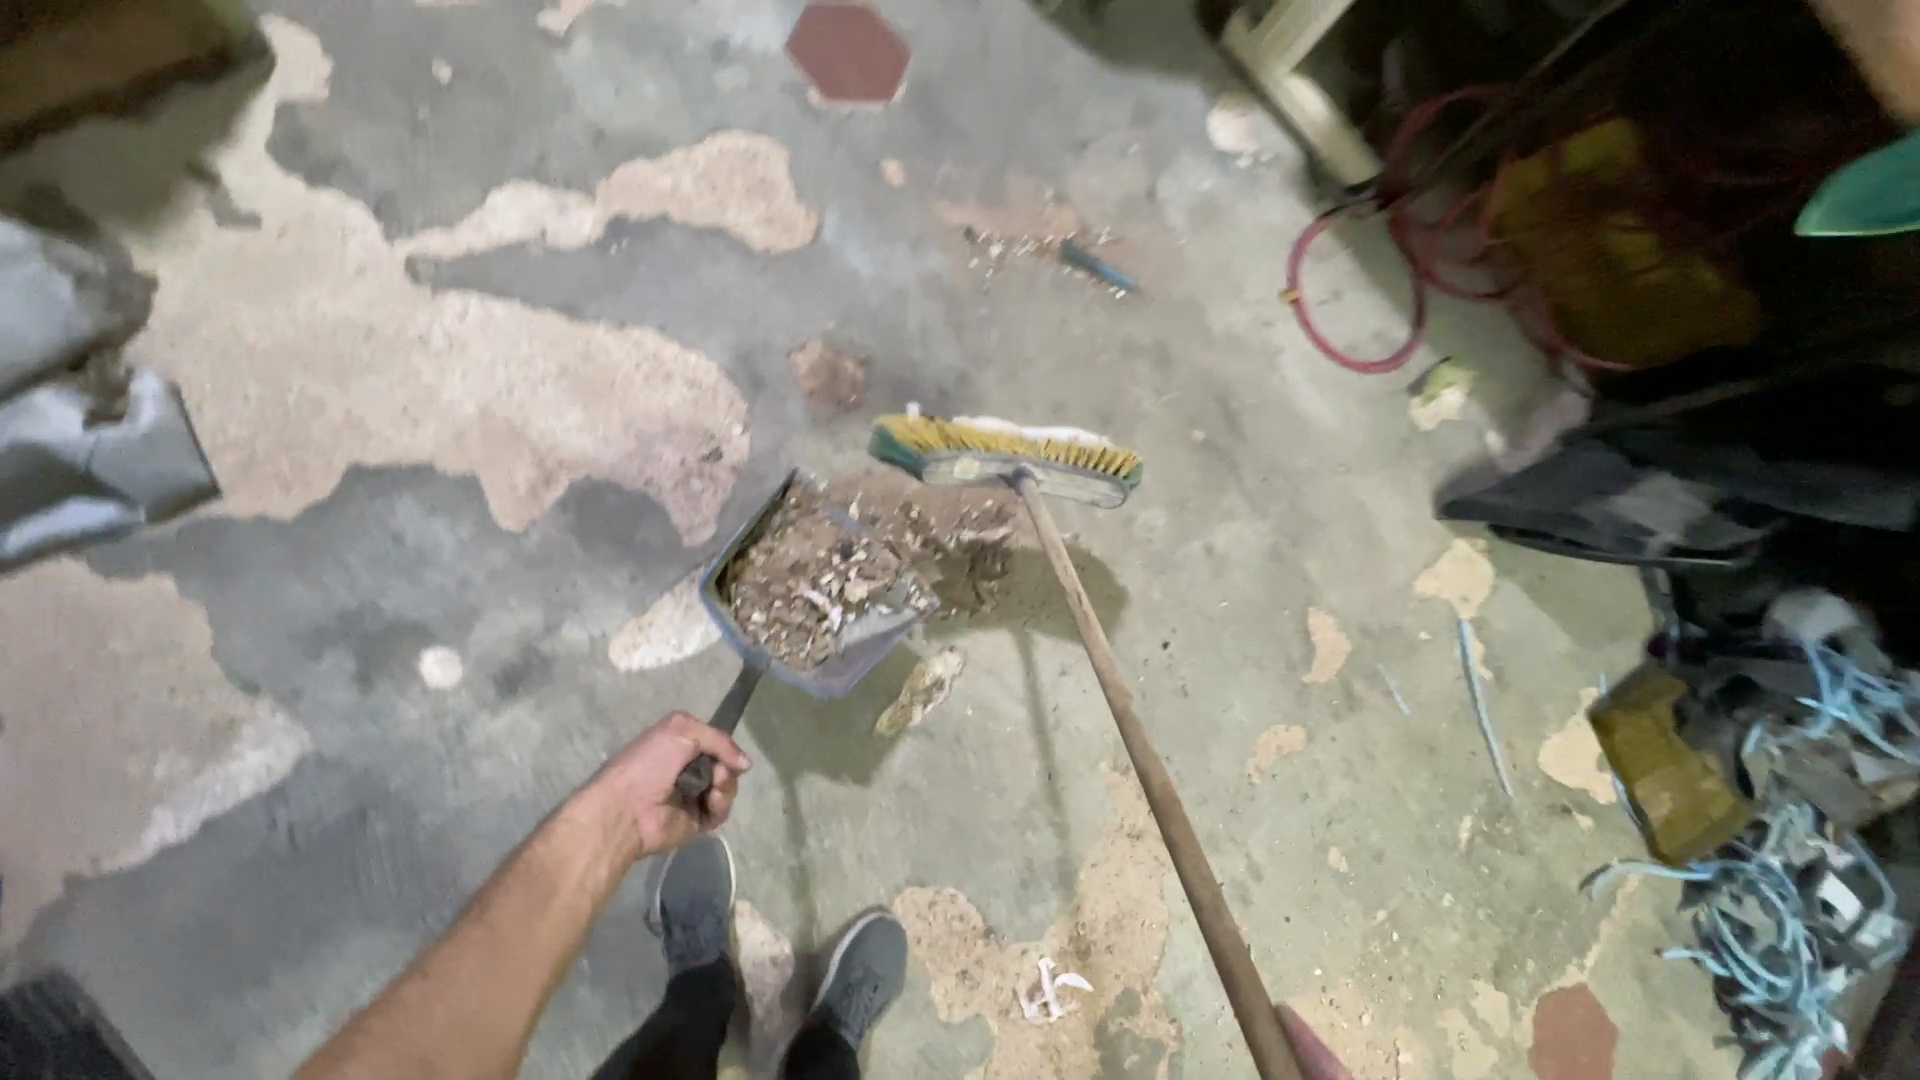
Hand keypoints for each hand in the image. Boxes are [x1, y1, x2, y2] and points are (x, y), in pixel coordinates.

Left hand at [581, 711, 751, 859]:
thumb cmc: (648, 763)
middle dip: (727, 766)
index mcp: (678, 747)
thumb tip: (746, 764)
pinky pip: (721, 810)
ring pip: (726, 787)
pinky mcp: (696, 821)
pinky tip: (713, 800)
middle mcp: (686, 771)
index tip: (728, 751)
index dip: (724, 747)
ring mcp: (692, 797)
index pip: (713, 744)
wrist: (625, 808)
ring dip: (726, 783)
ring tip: (715, 785)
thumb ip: (719, 739)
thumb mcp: (681, 729)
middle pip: (724, 765)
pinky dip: (722, 804)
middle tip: (719, 770)